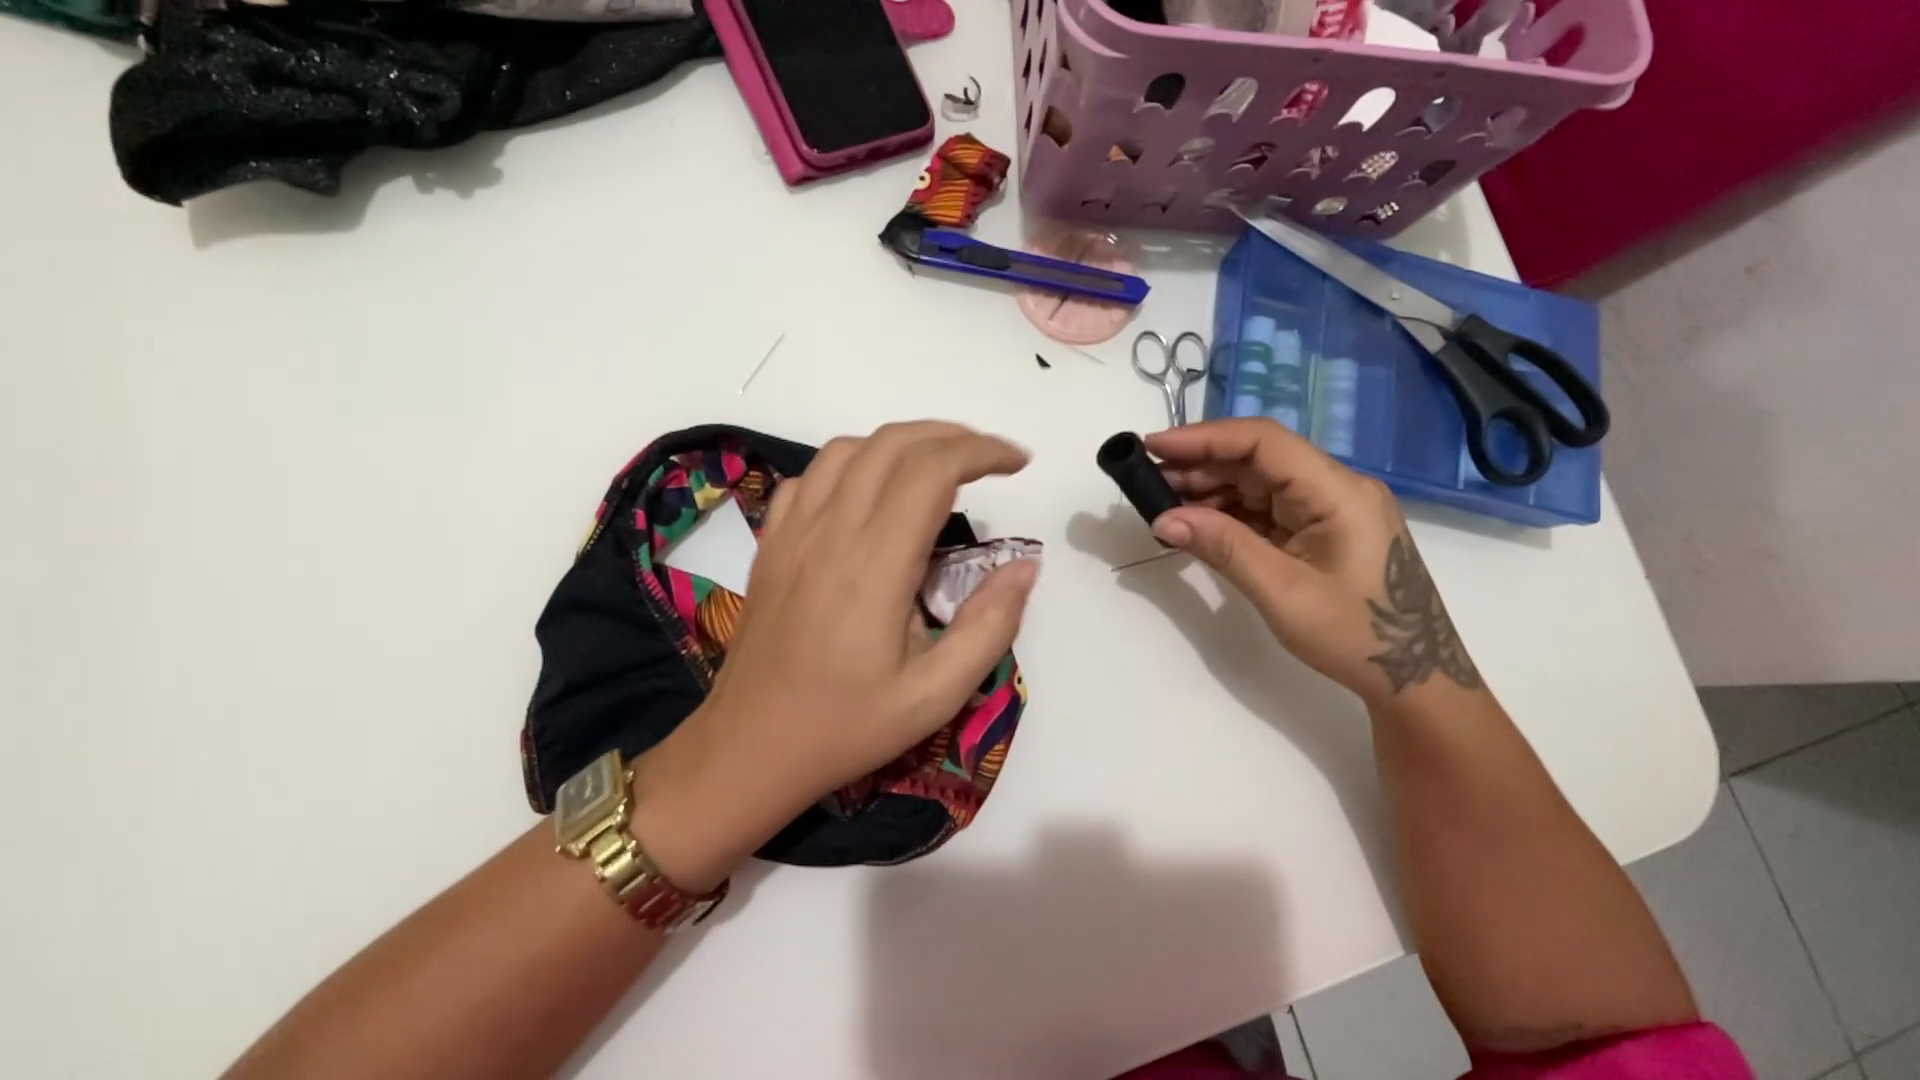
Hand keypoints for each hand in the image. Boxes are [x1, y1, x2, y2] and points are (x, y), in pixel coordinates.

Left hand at [630, 422, 1039, 890]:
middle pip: (892, 444)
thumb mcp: (935, 695)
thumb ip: (989, 626)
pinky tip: (869, 495)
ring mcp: (792, 532)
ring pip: (848, 450)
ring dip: (901, 443)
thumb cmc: (846, 726)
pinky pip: (810, 477)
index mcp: (875, 564)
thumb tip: (1025, 566)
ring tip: (938, 467)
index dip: (981, 450)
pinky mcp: (770, 544)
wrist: (749, 747)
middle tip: (990, 459)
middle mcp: (830, 531)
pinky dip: (852, 465)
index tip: (1018, 463)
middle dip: (950, 436)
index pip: (932, 469)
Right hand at [1145, 419, 1480, 708]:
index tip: (1153, 446)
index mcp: (1338, 492)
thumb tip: (1162, 519)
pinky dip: (1229, 513)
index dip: (1205, 438)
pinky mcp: (1321, 528)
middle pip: (1258, 458)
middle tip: (1146, 481)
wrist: (1414, 677)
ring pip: (1258, 482)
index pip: (1264, 442)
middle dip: (1200, 464)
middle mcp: (1335, 487)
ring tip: (1162, 503)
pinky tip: (1196, 522)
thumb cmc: (1356, 636)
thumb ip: (1223, 548)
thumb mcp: (1282, 593)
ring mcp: (1329, 507)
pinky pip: (1267, 508)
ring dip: (1210, 489)